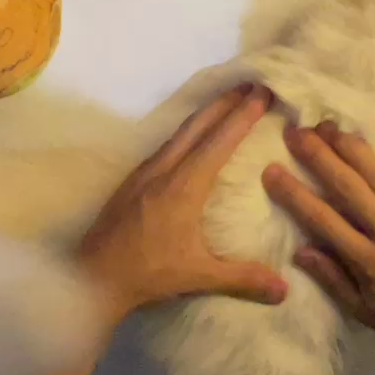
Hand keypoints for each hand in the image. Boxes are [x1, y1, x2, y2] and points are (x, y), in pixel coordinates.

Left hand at [76, 84, 287, 322]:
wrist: (90, 278)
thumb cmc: (146, 274)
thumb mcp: (198, 276)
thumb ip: (243, 278)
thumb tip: (285, 290)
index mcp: (183, 187)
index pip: (219, 142)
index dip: (242, 116)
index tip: (262, 93)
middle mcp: (163, 170)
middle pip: (198, 125)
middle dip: (226, 102)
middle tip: (251, 84)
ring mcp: (144, 173)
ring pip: (179, 132)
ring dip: (205, 113)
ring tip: (226, 102)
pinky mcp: (132, 181)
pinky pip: (165, 144)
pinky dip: (186, 131)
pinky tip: (191, 137)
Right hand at [262, 120, 374, 370]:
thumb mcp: (369, 315)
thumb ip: (335, 281)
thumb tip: (300, 250)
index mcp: (369, 263)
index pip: (323, 220)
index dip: (294, 193)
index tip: (272, 170)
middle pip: (349, 188)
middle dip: (319, 157)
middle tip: (297, 132)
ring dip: (354, 148)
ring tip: (331, 126)